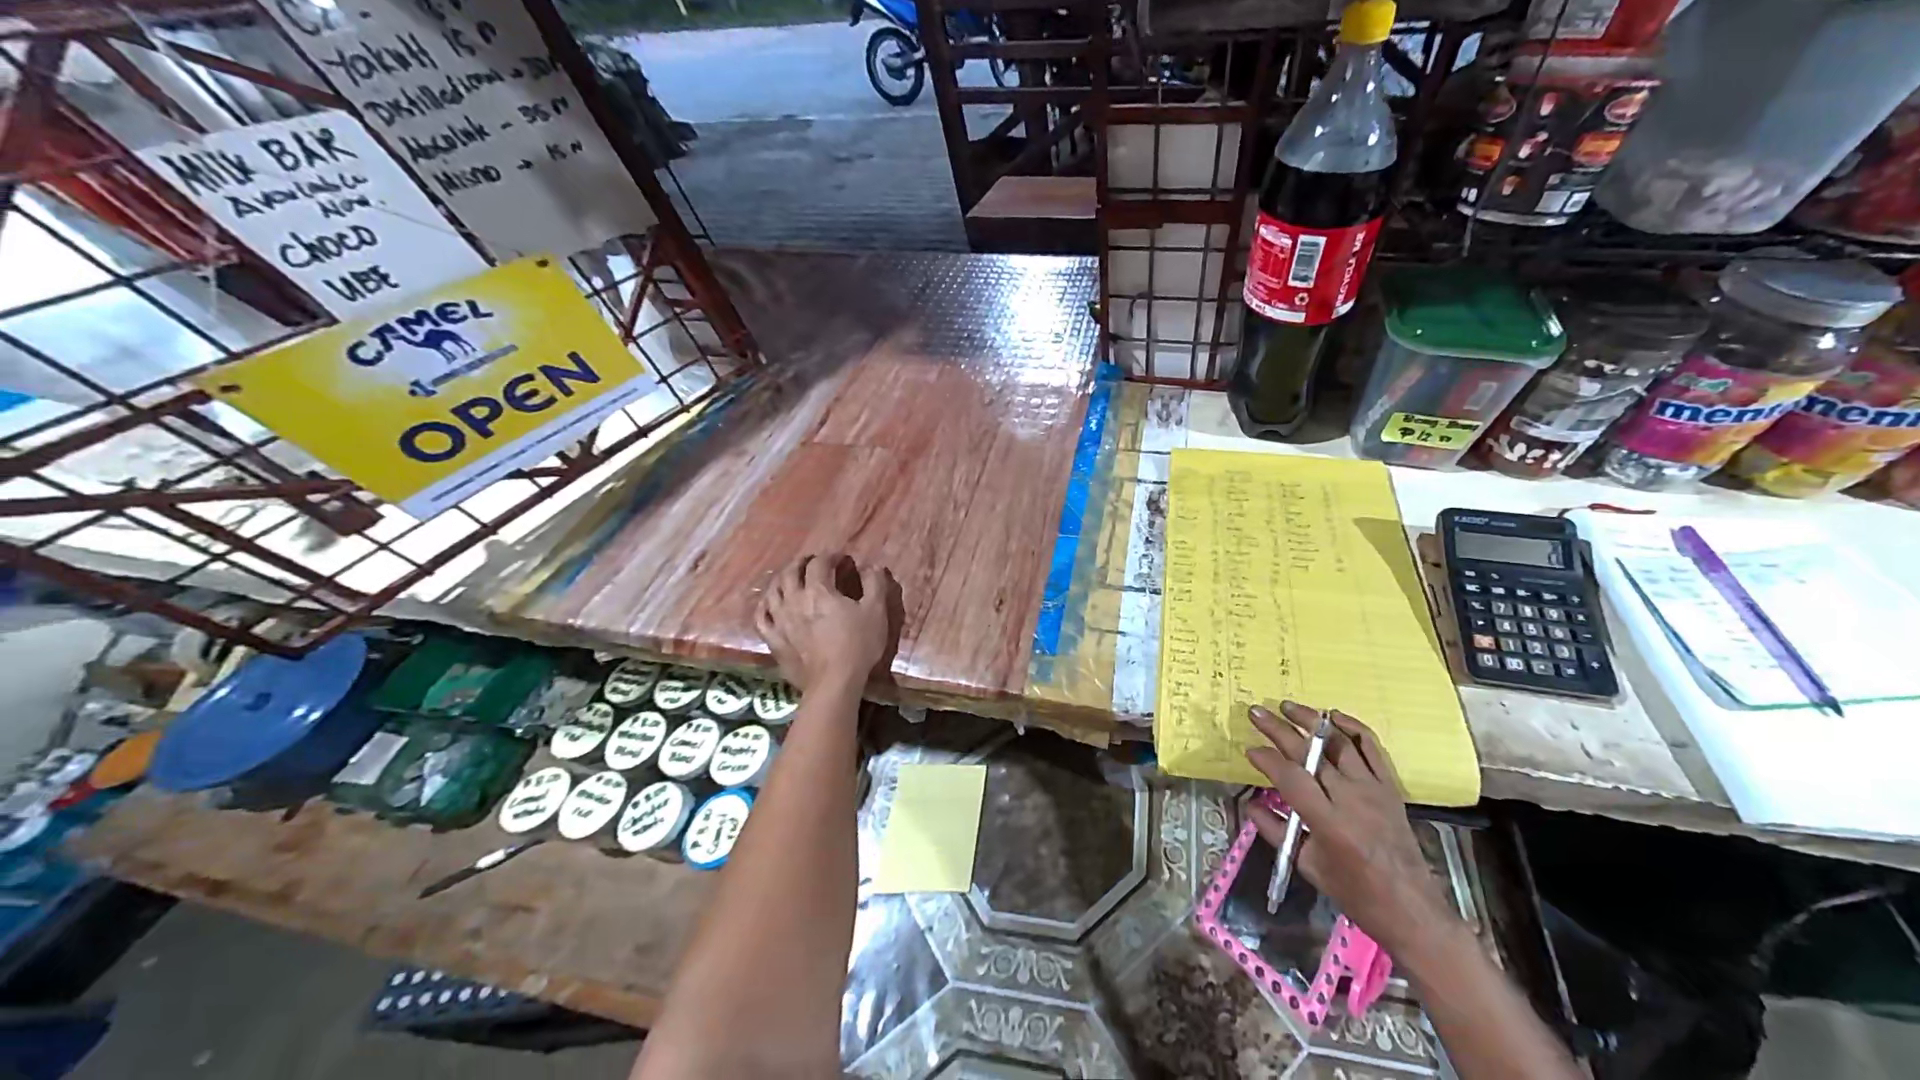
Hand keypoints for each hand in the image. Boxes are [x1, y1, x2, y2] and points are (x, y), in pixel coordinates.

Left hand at [754, 553, 895, 693]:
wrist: (833, 683)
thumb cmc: (857, 645)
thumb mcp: (875, 611)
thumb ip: (874, 584)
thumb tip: (871, 566)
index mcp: (818, 590)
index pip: (820, 563)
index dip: (830, 556)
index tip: (841, 559)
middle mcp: (794, 600)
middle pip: (791, 572)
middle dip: (802, 562)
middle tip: (812, 562)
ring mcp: (780, 620)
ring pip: (773, 590)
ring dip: (781, 578)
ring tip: (789, 577)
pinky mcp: (773, 639)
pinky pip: (761, 617)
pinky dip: (765, 605)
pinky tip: (769, 603)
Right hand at [1244, 701, 1454, 957]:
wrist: (1412, 909)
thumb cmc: (1356, 894)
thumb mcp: (1308, 866)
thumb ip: (1276, 831)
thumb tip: (1252, 804)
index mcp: (1329, 823)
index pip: (1291, 777)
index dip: (1266, 759)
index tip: (1249, 750)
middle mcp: (1352, 799)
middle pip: (1311, 754)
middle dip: (1279, 730)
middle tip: (1256, 713)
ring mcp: (1374, 790)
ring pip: (1340, 743)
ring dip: (1312, 721)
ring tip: (1288, 706)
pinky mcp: (1390, 788)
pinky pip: (1372, 749)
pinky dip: (1353, 727)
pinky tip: (1333, 715)